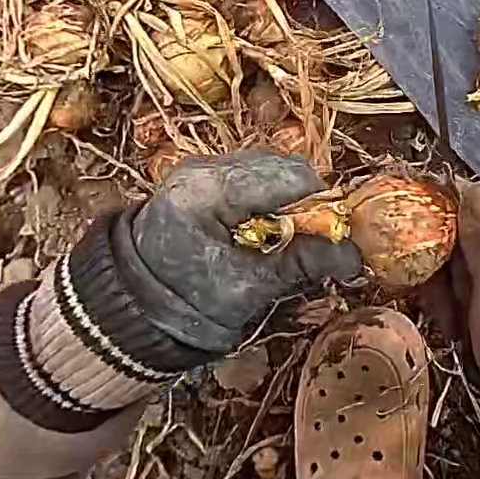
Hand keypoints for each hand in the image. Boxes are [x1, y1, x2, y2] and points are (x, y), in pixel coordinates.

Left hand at [121, 150, 360, 357]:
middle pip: (284, 166)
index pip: (292, 176)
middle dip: (307, 200)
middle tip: (310, 238)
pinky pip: (253, 174)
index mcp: (213, 191)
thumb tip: (354, 256)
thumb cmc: (186, 305)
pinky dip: (270, 196)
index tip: (330, 236)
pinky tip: (262, 226)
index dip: (321, 205)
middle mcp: (207, 167)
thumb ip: (303, 264)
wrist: (125, 313)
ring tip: (283, 234)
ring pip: (272, 166)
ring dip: (289, 197)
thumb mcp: (249, 289)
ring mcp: (203, 167)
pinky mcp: (203, 176)